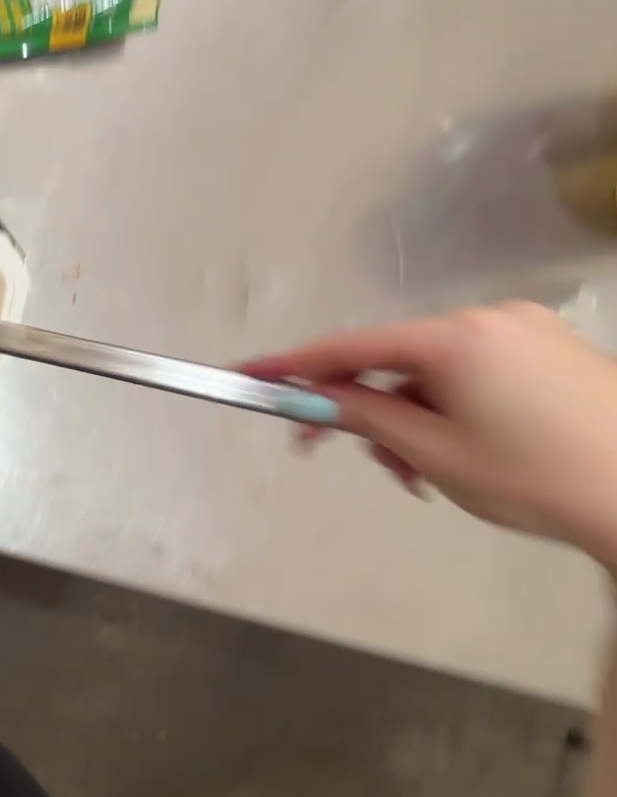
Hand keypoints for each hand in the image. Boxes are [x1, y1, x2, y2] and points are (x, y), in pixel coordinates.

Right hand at [244, 302, 616, 555]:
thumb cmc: (533, 474)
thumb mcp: (427, 448)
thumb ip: (358, 413)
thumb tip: (307, 397)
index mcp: (457, 337)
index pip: (346, 347)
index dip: (287, 364)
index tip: (243, 374)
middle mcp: (491, 322)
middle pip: (387, 360)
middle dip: (353, 405)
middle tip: (320, 447)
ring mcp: (527, 335)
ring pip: (425, 373)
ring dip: (398, 417)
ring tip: (407, 468)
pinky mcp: (552, 355)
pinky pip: (466, 375)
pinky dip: (438, 410)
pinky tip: (442, 451)